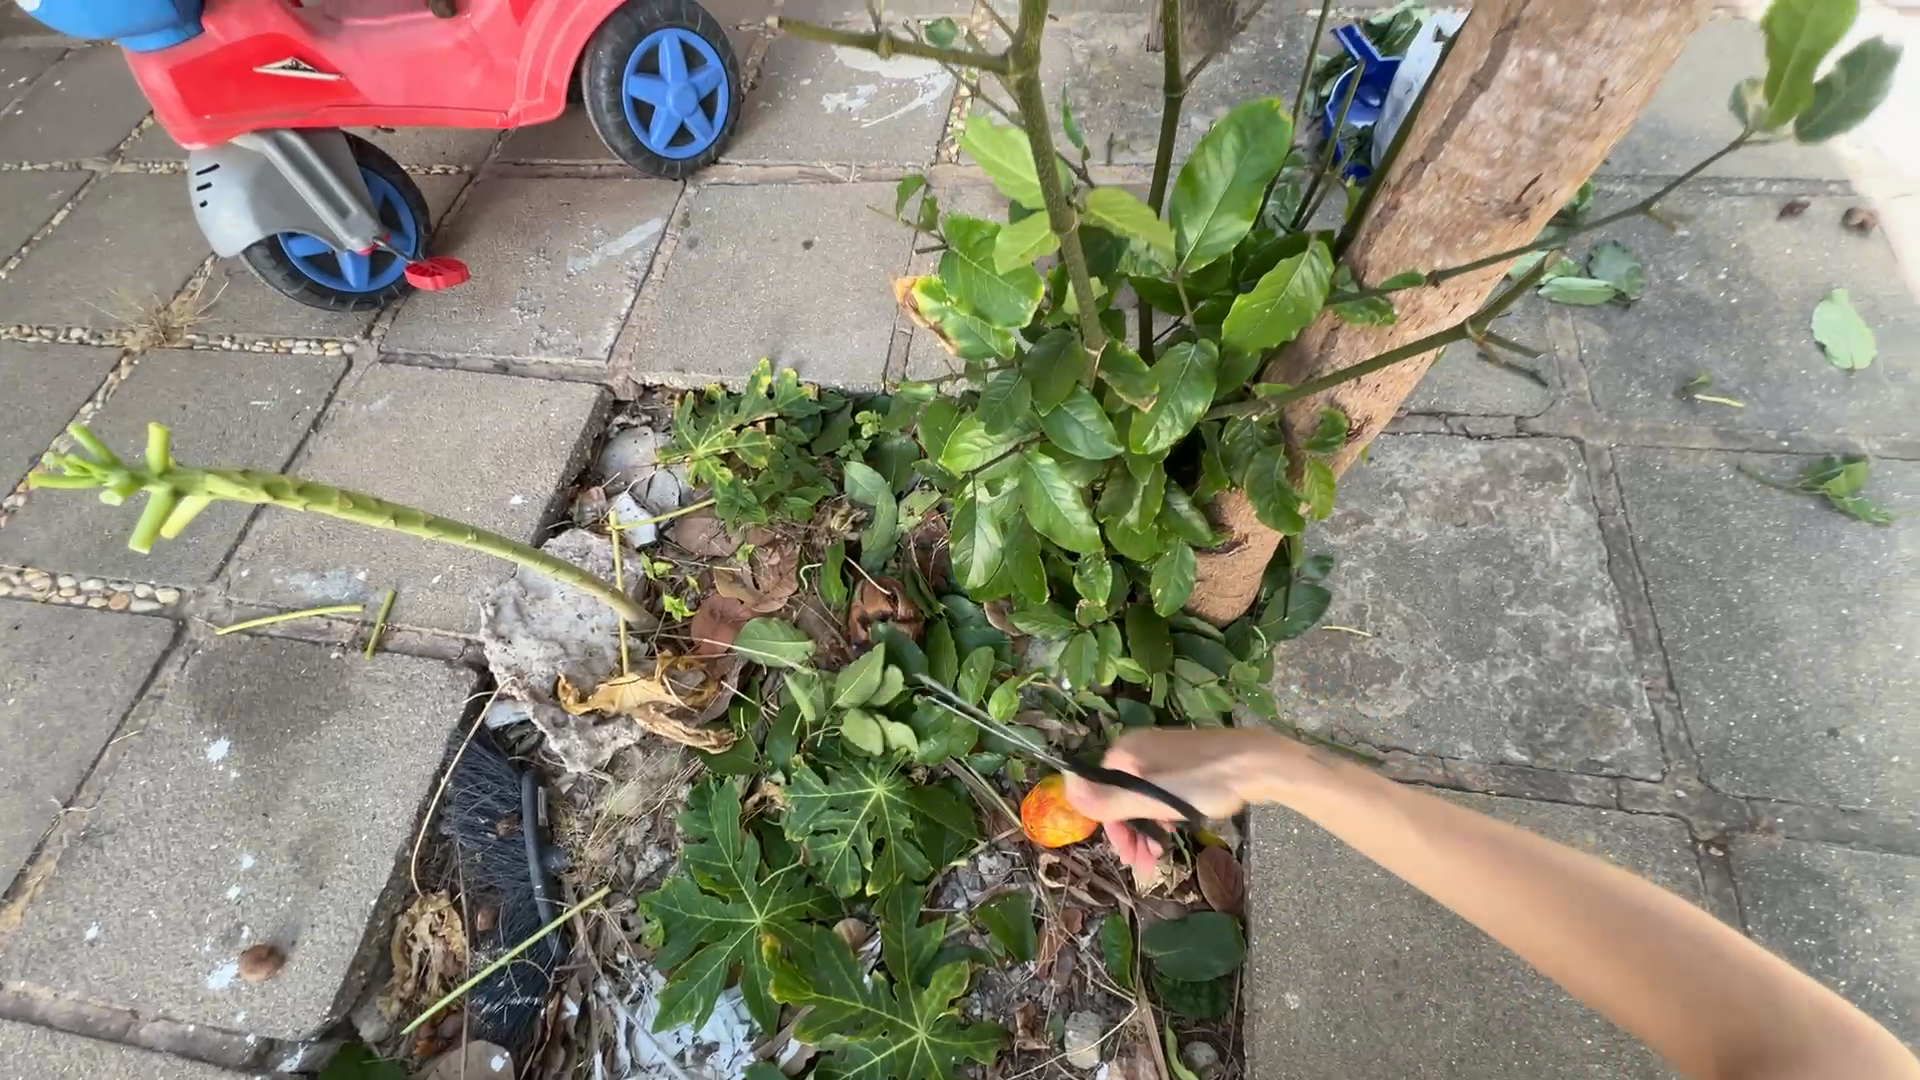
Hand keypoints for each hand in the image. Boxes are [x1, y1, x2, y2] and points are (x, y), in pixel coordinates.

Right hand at [1062, 728, 1289, 870]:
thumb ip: (1107, 798)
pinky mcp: (1180, 760)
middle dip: (1132, 834)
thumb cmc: (1200, 782)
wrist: (1254, 762)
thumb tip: (1064, 786)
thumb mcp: (1151, 798)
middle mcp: (1135, 748)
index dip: (1114, 830)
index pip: (1101, 795)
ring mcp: (1158, 753)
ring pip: (1142, 797)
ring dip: (1147, 829)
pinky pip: (1160, 790)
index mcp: (1123, 753)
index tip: (1131, 859)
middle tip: (1148, 866)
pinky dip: (1163, 813)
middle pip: (1121, 796)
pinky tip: (1175, 829)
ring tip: (1162, 855)